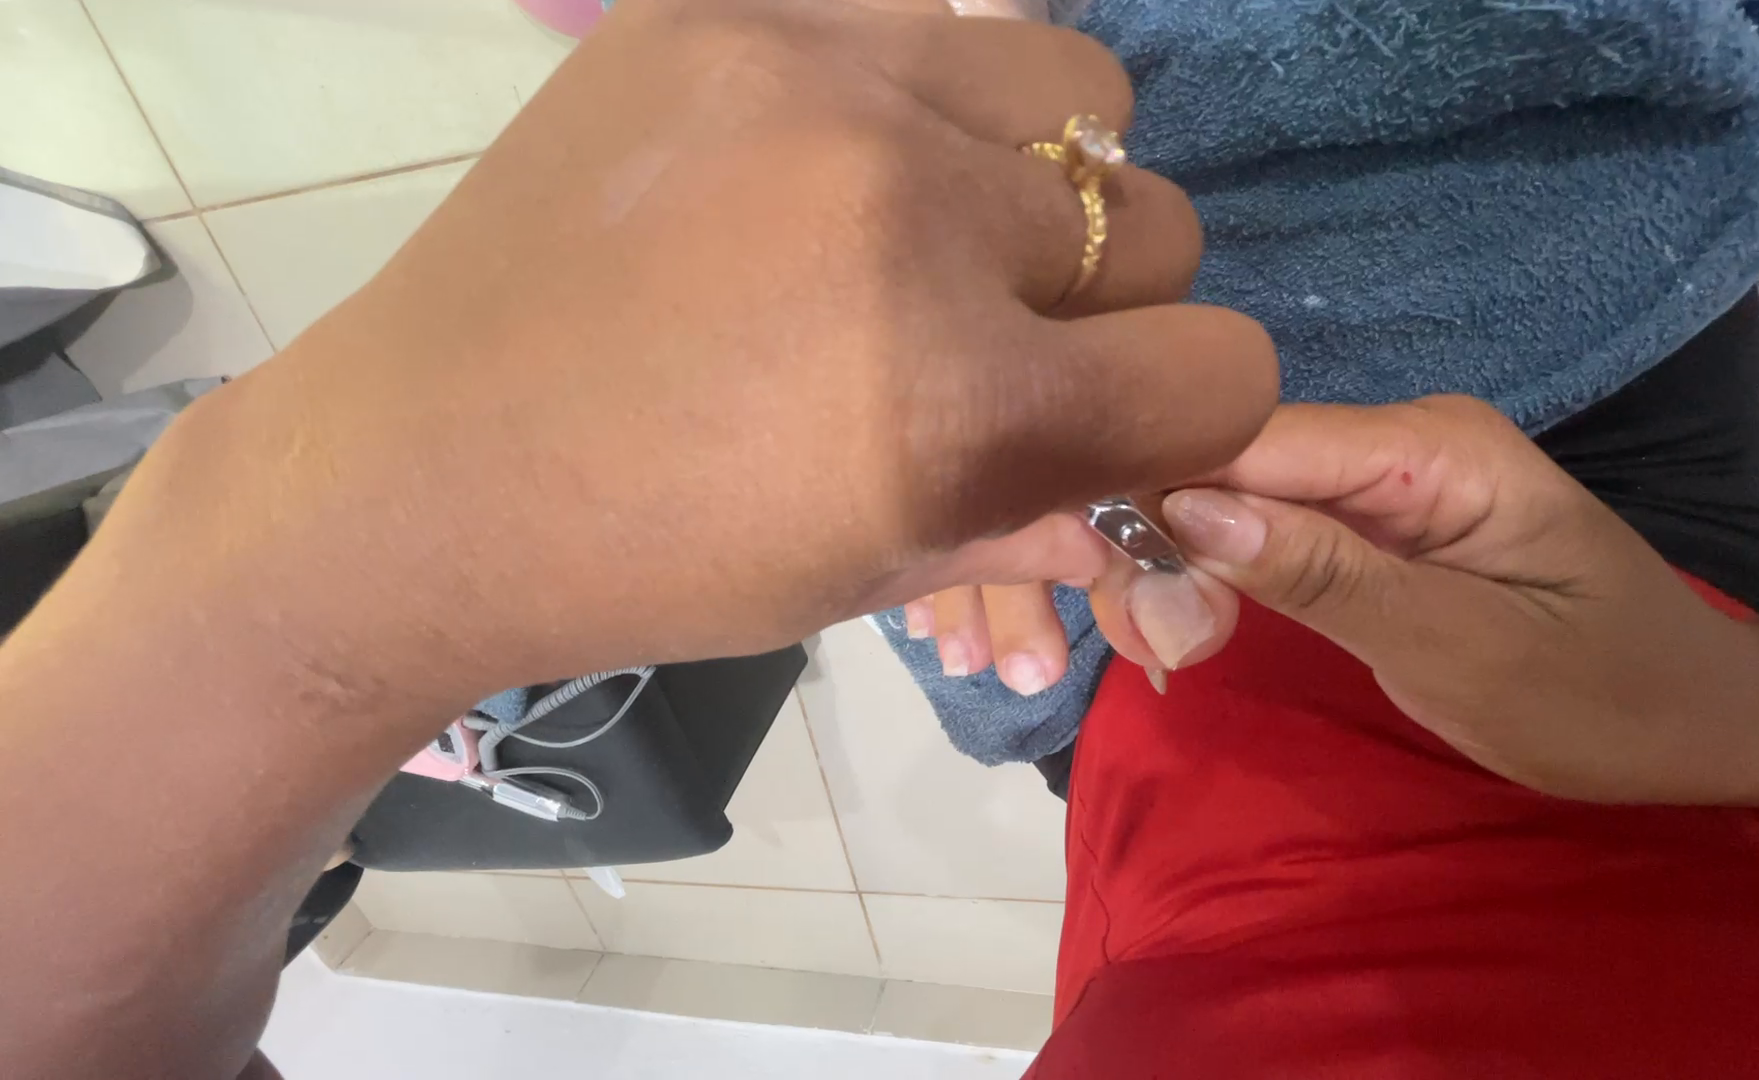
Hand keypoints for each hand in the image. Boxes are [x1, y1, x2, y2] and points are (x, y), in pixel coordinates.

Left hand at [108, 0, 1276, 707]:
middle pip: (1164, 233)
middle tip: (1004, 345)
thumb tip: (1141, 492)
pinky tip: (857, 173)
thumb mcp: (875, 575)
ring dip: (1050, 191)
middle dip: (1109, 313)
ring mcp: (825, 91)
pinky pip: (949, 30)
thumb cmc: (672, 563)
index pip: (1220, 374)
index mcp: (960, 412)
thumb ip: (1040, 518)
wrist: (434, 476)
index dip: (1192, 413)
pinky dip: (950, 110)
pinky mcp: (733, 16)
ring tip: (942, 243)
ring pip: (1087, 100)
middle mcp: (921, 230)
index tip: (1125, 425)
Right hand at [1152, 396, 1758, 806]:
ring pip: (1218, 500)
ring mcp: (1362, 480)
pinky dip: (1198, 577)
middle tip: (1143, 640)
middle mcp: (1382, 440)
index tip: (1099, 571)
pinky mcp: (1347, 521)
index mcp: (1425, 446)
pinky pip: (1246, 532)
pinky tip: (1177, 622)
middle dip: (1154, 542)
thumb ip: (1326, 575)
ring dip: (1166, 567)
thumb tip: (1186, 511)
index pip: (1249, 438)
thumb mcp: (1462, 649)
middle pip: (1221, 465)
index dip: (1158, 491)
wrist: (1692, 723)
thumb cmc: (1601, 697)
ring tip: (1156, 645)